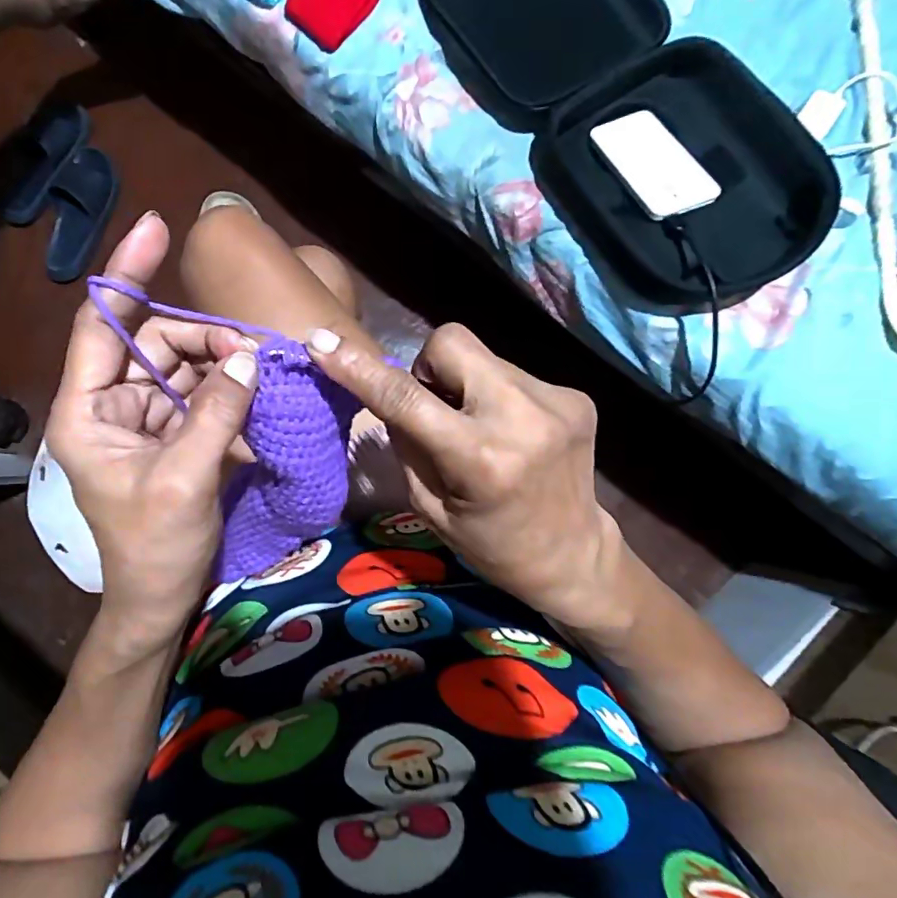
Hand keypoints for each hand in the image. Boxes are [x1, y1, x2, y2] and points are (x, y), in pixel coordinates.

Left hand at [46, 213, 259, 654]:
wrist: (160, 601)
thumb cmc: (154, 549)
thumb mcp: (184, 481)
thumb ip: (216, 414)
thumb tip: (248, 356)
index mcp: (87, 410)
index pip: (100, 323)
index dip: (124, 272)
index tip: (154, 225)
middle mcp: (111, 403)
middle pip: (154, 340)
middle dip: (200, 336)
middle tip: (249, 350)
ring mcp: (144, 417)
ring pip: (182, 363)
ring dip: (220, 361)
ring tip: (258, 371)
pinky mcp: (174, 433)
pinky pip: (201, 392)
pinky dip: (227, 387)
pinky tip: (253, 390)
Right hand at [306, 323, 636, 632]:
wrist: (573, 556)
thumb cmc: (489, 544)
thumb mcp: (428, 506)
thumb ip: (407, 443)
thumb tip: (391, 392)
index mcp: (480, 459)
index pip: (406, 399)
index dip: (359, 369)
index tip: (321, 343)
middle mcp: (523, 418)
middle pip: (450, 341)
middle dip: (428, 368)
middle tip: (436, 410)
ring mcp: (557, 401)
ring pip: (480, 355)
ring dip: (463, 385)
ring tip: (478, 429)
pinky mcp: (574, 396)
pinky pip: (508, 372)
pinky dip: (492, 395)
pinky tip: (509, 432)